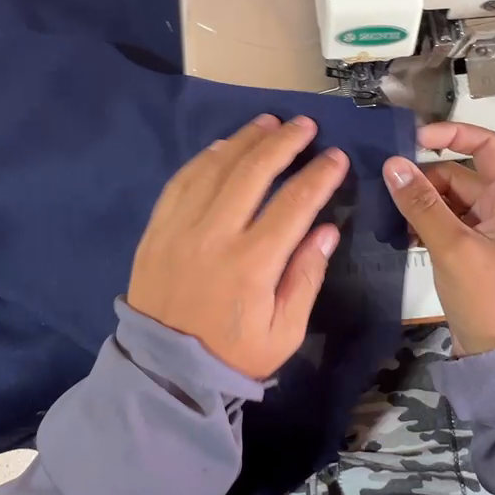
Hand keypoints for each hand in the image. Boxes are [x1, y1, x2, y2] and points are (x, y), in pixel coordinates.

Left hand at [127, 114, 348, 378]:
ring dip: (245, 139)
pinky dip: (206, 157)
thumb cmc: (232, 355)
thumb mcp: (283, 333)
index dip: (319, 175)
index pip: (295, 203)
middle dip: (284, 142)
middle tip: (305, 126)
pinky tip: (224, 146)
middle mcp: (215, 235)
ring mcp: (181, 228)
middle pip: (253, 171)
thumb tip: (327, 230)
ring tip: (269, 123)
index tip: (337, 156)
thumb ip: (305, 278)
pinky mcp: (157, 229)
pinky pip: (182, 180)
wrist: (162, 371)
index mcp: (252, 263)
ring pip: (216, 167)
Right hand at [383, 123, 494, 355]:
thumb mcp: (452, 248)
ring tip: (390, 216)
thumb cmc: (487, 297)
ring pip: (447, 198)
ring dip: (420, 203)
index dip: (452, 133)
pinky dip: (423, 223)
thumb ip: (422, 205)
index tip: (414, 140)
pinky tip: (401, 235)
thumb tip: (393, 164)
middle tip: (387, 189)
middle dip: (424, 178)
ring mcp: (487, 229)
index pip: (486, 145)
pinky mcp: (472, 248)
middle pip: (459, 173)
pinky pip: (444, 221)